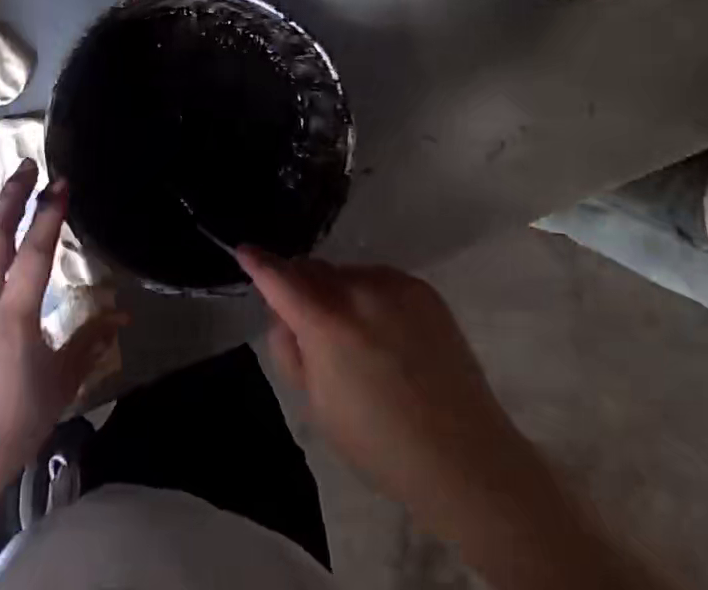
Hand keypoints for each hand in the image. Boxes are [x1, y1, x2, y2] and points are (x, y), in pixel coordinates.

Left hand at [0, 162, 121, 520]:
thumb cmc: (12, 426)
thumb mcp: (59, 384)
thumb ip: (90, 341)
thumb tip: (122, 313)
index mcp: (13, 319)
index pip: (34, 252)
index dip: (48, 213)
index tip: (60, 183)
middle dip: (11, 196)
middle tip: (27, 166)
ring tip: (7, 202)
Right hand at [236, 248, 515, 505]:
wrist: (463, 456)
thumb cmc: (377, 441)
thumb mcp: (314, 402)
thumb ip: (290, 348)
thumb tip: (285, 314)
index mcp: (326, 323)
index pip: (279, 277)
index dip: (257, 262)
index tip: (244, 251)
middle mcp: (358, 292)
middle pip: (312, 268)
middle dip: (299, 285)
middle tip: (308, 322)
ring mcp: (395, 286)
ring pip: (345, 273)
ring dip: (335, 291)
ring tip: (355, 335)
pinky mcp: (423, 290)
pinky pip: (377, 279)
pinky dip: (368, 295)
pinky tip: (385, 332)